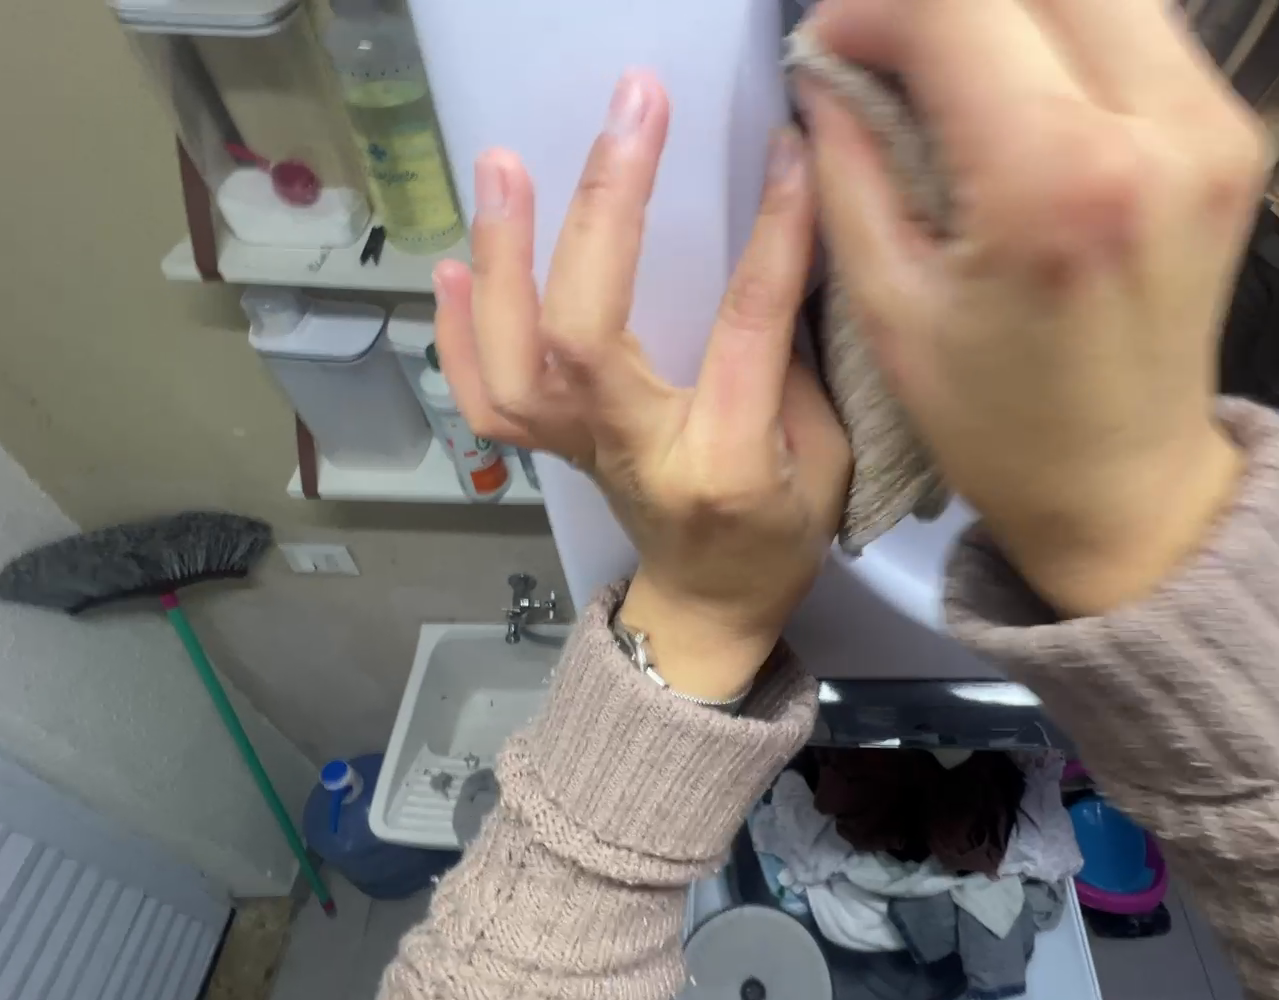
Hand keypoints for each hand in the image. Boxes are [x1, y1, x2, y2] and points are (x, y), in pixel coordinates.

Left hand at [433, 72, 852, 698]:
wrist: (704, 606)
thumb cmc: (774, 544)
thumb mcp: (825, 467)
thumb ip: (794, 372)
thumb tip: (774, 265)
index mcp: (723, 463)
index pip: (741, 328)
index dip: (770, 235)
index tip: (786, 153)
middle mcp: (636, 453)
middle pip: (587, 334)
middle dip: (605, 212)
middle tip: (631, 114)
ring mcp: (582, 452)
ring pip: (515, 364)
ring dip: (503, 261)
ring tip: (506, 166)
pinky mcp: (556, 450)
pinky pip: (488, 401)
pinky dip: (458, 335)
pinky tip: (453, 267)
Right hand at [801, 0, 1266, 613]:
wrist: (1121, 487)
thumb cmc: (997, 428)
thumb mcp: (893, 314)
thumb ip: (851, 175)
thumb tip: (830, 81)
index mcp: (1056, 183)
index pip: (958, 8)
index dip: (877, 8)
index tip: (831, 49)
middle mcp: (1159, 128)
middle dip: (939, 2)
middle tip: (884, 53)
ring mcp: (1217, 125)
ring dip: (1004, 11)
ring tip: (942, 74)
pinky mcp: (1233, 138)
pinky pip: (1140, 31)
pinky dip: (1061, 37)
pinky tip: (1013, 96)